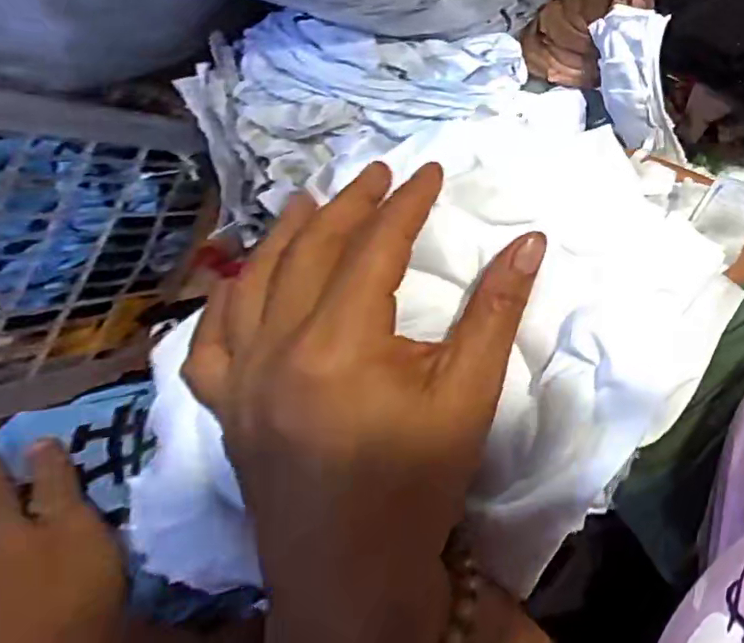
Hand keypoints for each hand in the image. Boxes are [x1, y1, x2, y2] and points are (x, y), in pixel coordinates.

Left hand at [182, 162, 544, 642]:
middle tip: (382, 172)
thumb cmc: (420, 478)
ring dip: (285, 237)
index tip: (432, 171)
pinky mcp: (228, 411)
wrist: (351, 572)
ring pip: (250, 287)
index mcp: (335, 348)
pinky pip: (213, 340)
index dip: (405, 205)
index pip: (372, 250)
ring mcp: (239, 385)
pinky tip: (246, 282)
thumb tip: (530, 240)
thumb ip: (497, 308)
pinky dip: (231, 297)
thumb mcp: (472, 390)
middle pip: (308, 256)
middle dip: (348, 205)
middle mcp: (274, 355)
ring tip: (311, 201)